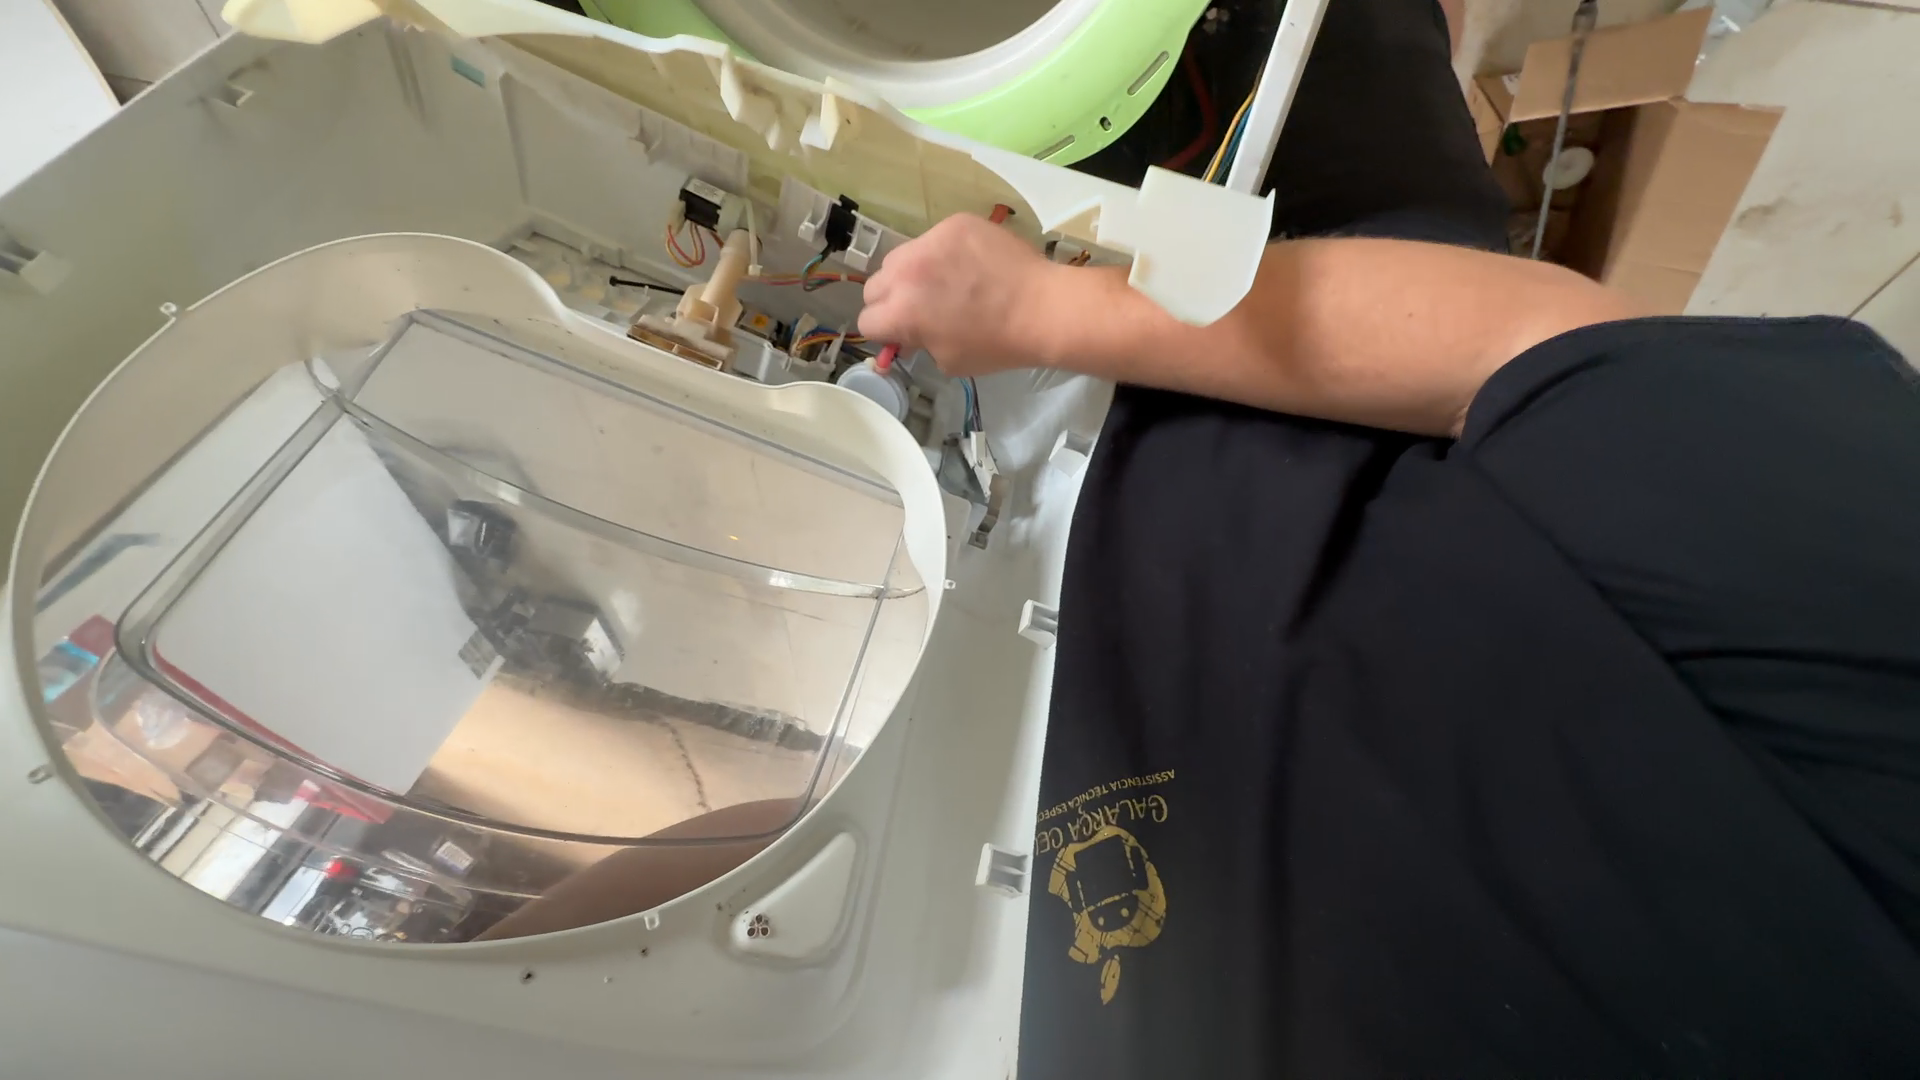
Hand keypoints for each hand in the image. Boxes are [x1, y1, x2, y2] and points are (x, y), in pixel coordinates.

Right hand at [858, 213, 1070, 375]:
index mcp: (900, 312)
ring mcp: (929, 241)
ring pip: (899, 258)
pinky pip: (932, 239)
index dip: (885, 333)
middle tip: (919, 310)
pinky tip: (967, 266)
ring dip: (910, 274)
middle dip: (891, 302)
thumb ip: (917, 345)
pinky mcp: (953, 223)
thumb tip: (909, 336)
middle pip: (875, 286)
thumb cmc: (996, 345)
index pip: (867, 320)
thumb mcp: (947, 360)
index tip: (903, 335)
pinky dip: (941, 254)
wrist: (1041, 308)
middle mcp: (906, 272)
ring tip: (942, 284)